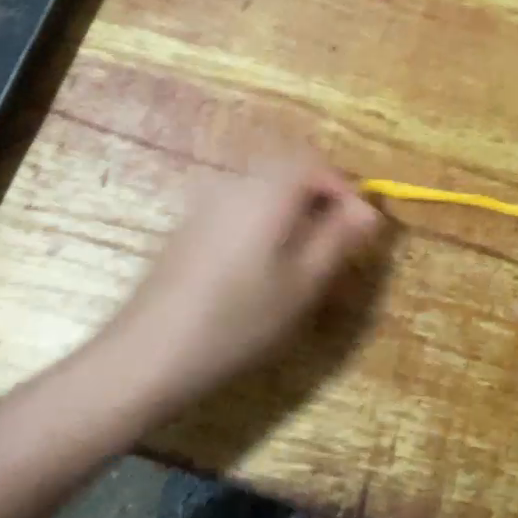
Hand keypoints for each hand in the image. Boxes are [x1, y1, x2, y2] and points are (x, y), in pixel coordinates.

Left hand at [102, 156, 380, 407]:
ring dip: (292, 211)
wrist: (148, 353)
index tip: (361, 231)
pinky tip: (261, 269)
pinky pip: (239, 207)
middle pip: (288, 170)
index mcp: (267, 189)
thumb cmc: (237, 319)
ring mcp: (205, 202)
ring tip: (304, 261)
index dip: (346, 191)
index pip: (317, 163)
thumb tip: (368, 210)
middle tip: (337, 245)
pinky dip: (263, 222)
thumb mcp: (303, 284)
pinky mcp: (187, 226)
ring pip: (263, 189)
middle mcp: (235, 182)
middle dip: (320, 199)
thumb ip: (338, 238)